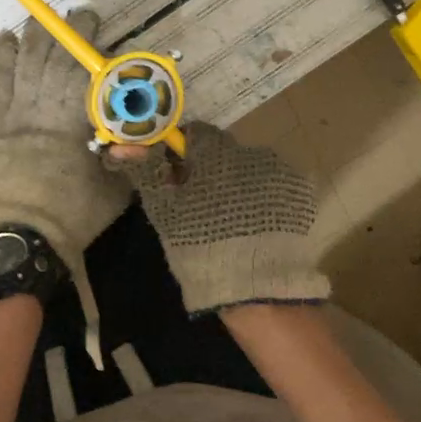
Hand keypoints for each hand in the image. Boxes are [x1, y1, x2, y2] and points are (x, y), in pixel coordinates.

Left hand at [0, 12, 129, 257]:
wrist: (14, 243)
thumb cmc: (69, 221)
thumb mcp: (112, 192)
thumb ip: (121, 163)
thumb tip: (128, 149)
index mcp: (76, 123)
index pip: (89, 73)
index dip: (95, 50)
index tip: (102, 35)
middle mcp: (42, 109)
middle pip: (56, 59)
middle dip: (70, 33)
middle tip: (80, 17)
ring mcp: (9, 115)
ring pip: (23, 63)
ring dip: (35, 37)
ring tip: (42, 18)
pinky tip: (4, 41)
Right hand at [109, 122, 329, 313]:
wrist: (255, 287)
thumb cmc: (200, 245)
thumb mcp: (165, 211)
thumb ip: (146, 172)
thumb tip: (119, 147)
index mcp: (217, 152)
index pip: (196, 134)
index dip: (183, 152)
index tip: (175, 175)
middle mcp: (253, 153)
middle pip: (225, 153)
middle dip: (212, 171)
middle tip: (200, 205)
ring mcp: (282, 174)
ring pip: (251, 170)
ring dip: (239, 184)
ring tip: (232, 220)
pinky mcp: (301, 196)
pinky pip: (275, 188)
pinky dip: (263, 200)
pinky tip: (257, 226)